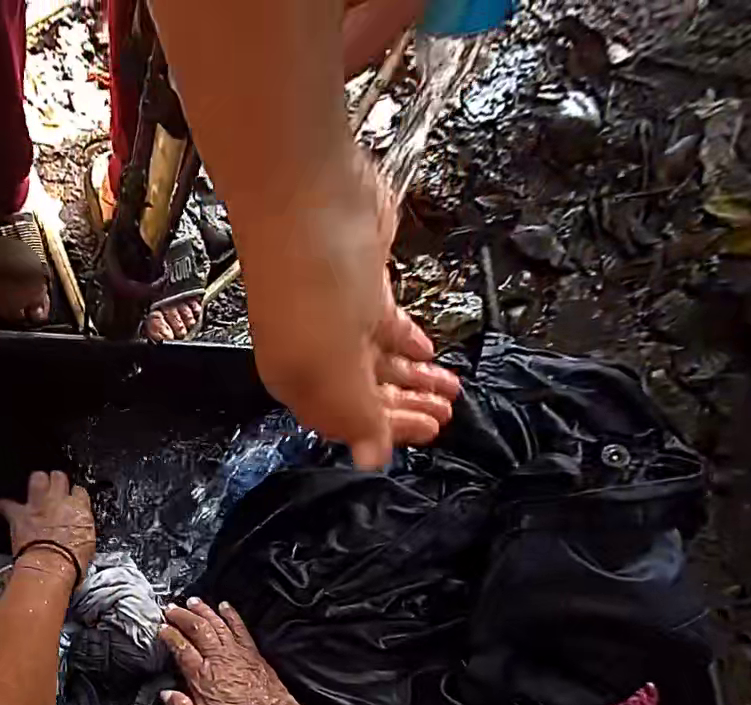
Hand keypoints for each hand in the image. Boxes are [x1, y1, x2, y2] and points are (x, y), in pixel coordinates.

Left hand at [0, 471, 94, 578]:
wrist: (52, 566)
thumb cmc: (72, 559)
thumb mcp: (88, 542)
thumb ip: (83, 527)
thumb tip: (79, 528)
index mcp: (79, 507)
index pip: (79, 491)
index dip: (75, 494)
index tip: (73, 499)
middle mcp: (58, 500)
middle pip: (58, 477)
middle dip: (56, 480)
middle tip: (54, 487)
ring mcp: (38, 505)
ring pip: (37, 478)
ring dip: (36, 482)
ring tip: (35, 487)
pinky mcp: (19, 515)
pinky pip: (7, 504)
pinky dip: (4, 505)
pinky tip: (0, 504)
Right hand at [158, 598, 318, 704]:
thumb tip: (166, 695)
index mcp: (203, 678)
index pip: (181, 648)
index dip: (169, 635)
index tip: (161, 628)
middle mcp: (220, 661)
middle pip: (197, 628)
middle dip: (182, 615)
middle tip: (171, 608)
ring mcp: (238, 655)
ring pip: (217, 624)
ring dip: (203, 610)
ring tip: (192, 602)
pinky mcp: (253, 655)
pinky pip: (239, 628)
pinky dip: (231, 615)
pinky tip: (225, 607)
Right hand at [233, 149, 459, 468]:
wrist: (305, 195)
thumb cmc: (315, 288)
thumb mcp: (334, 365)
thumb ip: (358, 414)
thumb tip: (371, 462)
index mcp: (299, 381)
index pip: (345, 423)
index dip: (387, 433)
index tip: (430, 432)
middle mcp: (313, 356)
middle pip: (364, 393)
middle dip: (406, 406)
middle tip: (447, 413)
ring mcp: (334, 319)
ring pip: (378, 361)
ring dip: (413, 377)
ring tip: (451, 384)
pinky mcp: (357, 286)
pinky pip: (384, 325)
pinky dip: (405, 339)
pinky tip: (428, 346)